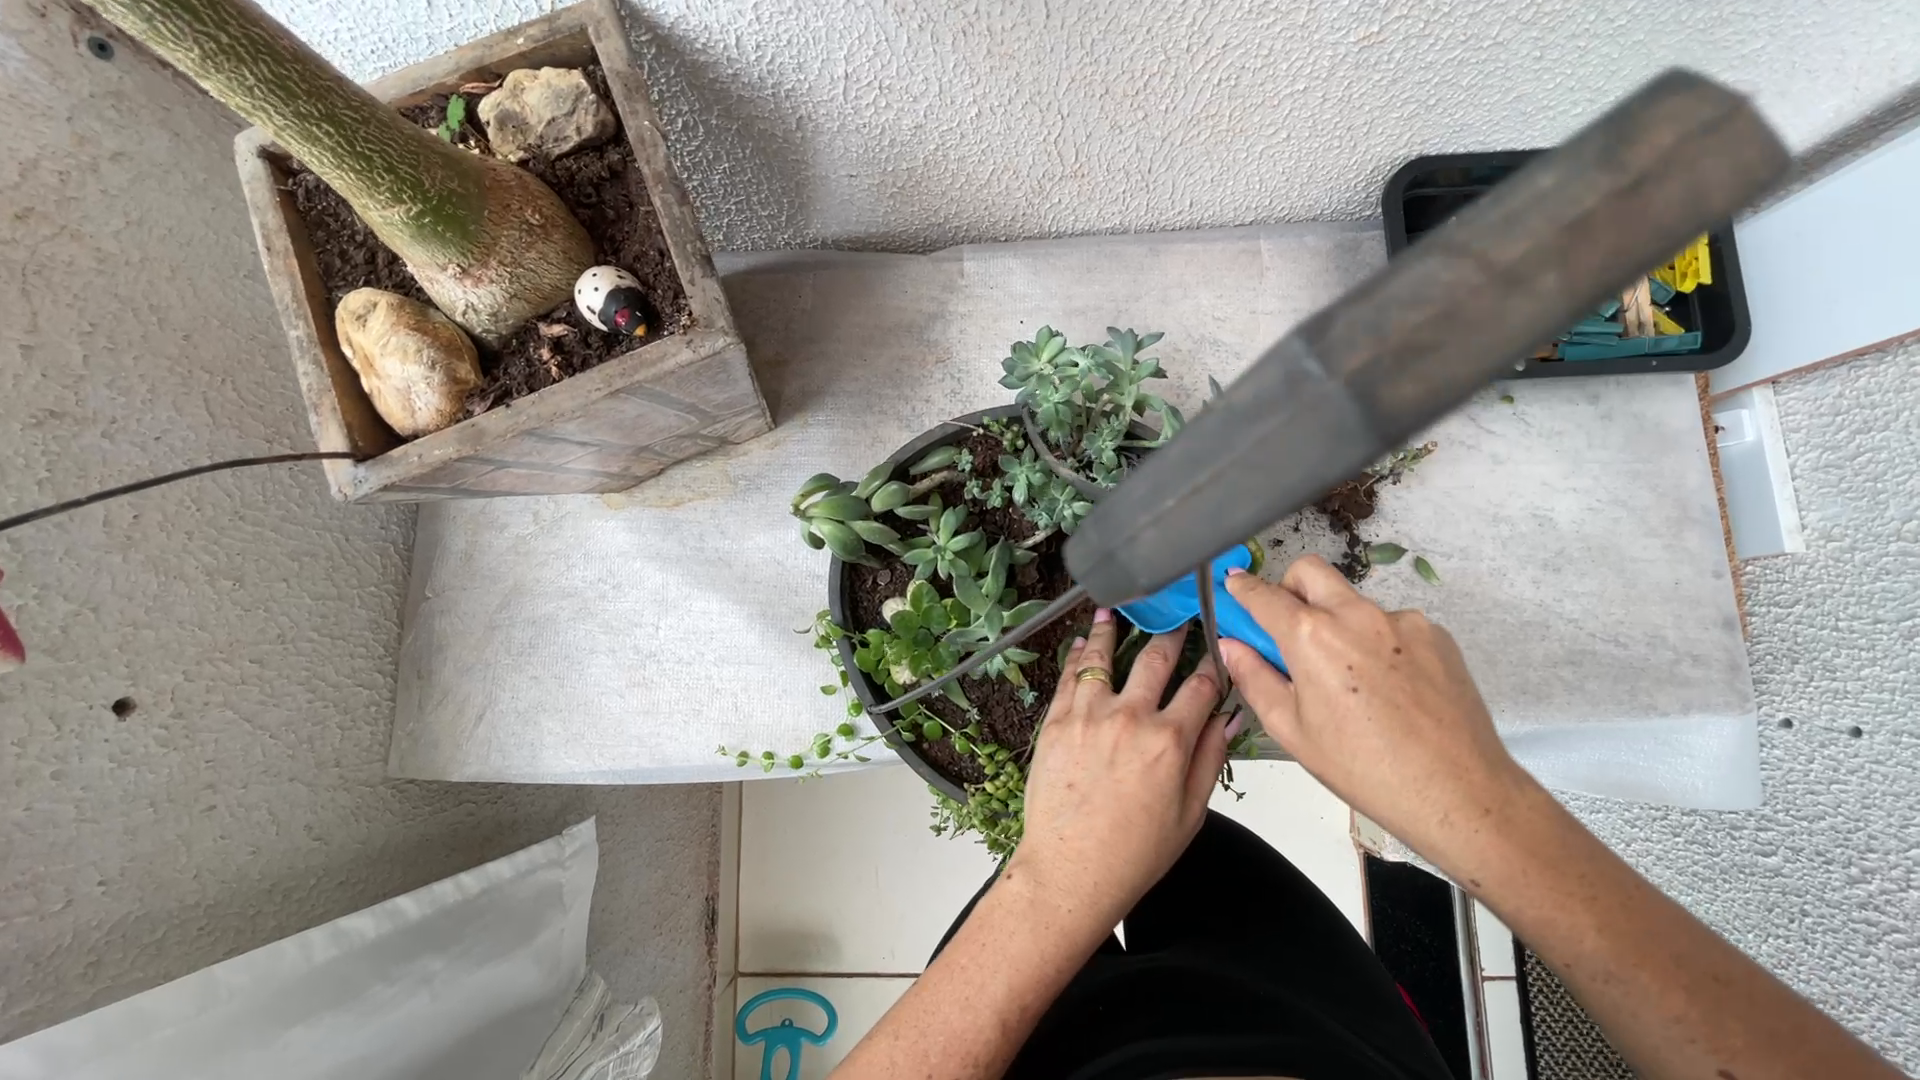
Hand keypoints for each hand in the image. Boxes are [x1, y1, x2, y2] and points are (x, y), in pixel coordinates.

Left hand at [1007, 611, 1229, 932]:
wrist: (1070, 872)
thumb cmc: (1133, 853)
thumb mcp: (1190, 813)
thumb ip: (1210, 758)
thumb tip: (1228, 719)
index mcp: (1170, 741)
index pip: (1200, 687)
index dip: (1212, 665)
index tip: (1215, 650)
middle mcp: (1131, 719)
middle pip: (1156, 660)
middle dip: (1170, 634)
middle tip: (1175, 618)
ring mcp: (1089, 716)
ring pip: (1105, 659)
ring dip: (1112, 631)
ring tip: (1115, 612)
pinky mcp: (1057, 722)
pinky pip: (1070, 678)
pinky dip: (1078, 656)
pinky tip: (1083, 644)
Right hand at [1220, 556, 1532, 868]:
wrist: (1458, 791)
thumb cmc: (1362, 767)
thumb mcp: (1291, 729)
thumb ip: (1254, 678)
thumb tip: (1232, 646)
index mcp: (1312, 636)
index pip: (1264, 595)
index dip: (1242, 589)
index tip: (1234, 586)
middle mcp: (1356, 615)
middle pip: (1309, 572)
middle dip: (1288, 586)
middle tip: (1287, 626)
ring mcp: (1402, 621)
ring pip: (1353, 602)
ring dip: (1337, 622)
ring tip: (1349, 679)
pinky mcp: (1436, 635)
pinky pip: (1391, 625)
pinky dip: (1377, 643)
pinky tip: (1388, 688)